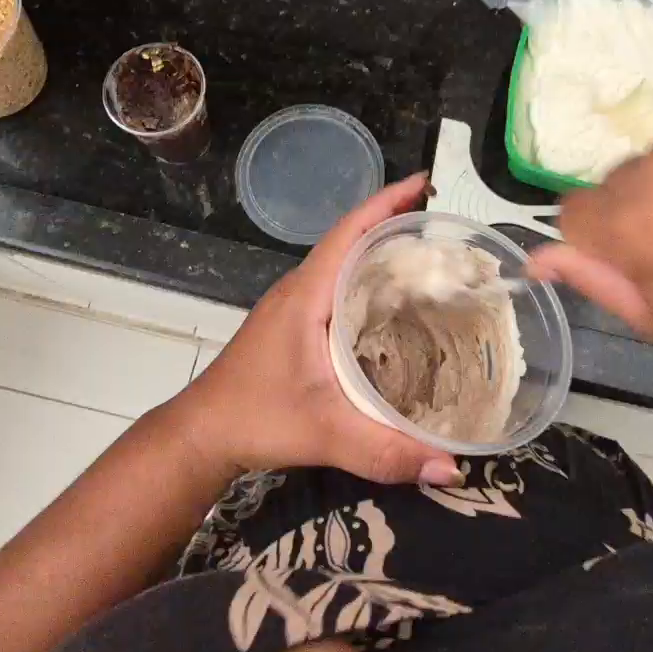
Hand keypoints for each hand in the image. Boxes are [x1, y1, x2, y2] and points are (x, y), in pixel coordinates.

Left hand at [172, 173, 462, 486]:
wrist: (200, 434)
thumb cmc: (255, 417)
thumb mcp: (324, 433)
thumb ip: (385, 451)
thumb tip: (452, 467)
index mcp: (307, 294)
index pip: (349, 231)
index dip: (386, 202)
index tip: (425, 184)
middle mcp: (301, 289)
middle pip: (351, 239)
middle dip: (395, 224)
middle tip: (446, 229)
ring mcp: (294, 305)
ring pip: (344, 263)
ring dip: (381, 251)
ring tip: (431, 259)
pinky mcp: (294, 325)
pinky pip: (338, 286)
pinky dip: (368, 280)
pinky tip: (394, 305)